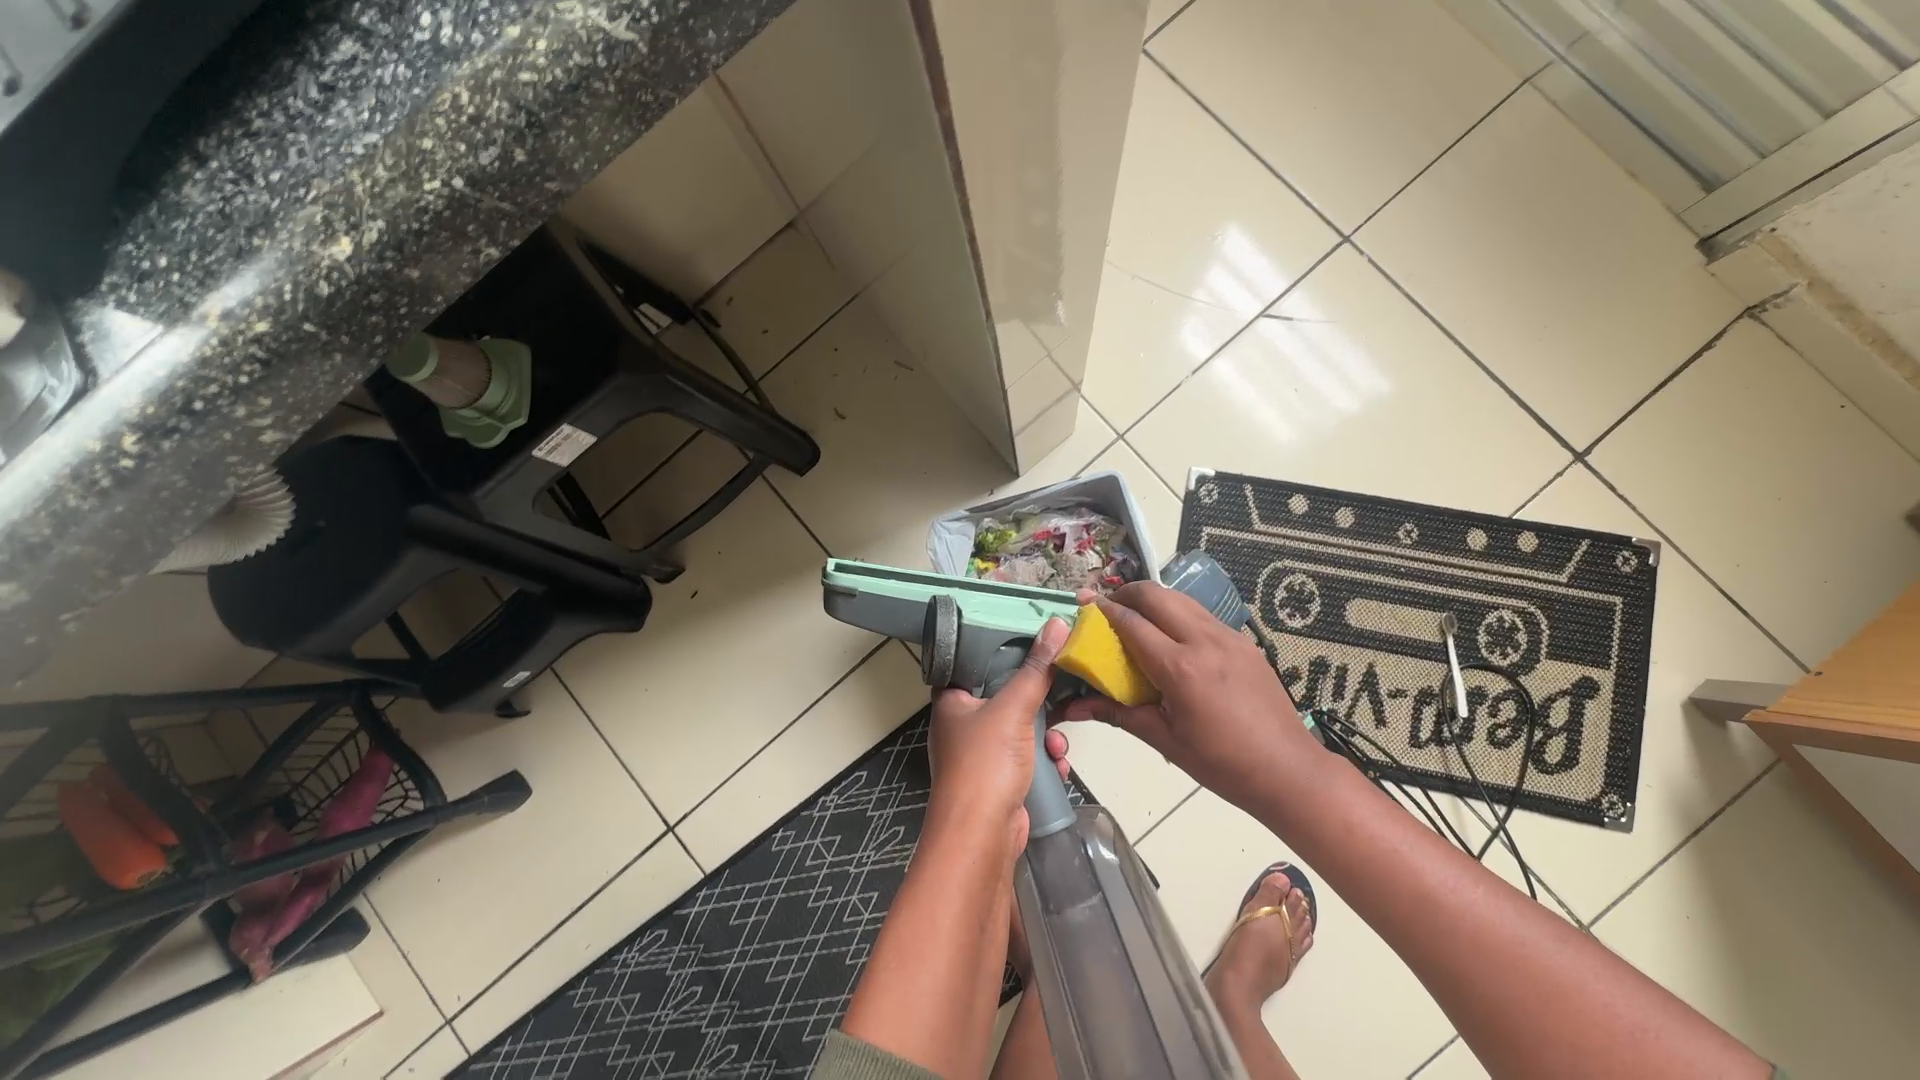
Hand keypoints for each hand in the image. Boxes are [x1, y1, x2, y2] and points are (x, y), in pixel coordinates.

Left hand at [927, 618, 1069, 850]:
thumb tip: (1056, 624)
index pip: (974, 661)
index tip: (1034, 640)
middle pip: (1005, 696)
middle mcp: (962, 724)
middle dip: (1038, 702)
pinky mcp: (1000, 779)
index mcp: (951, 700)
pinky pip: (1028, 758)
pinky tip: (1058, 766)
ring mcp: (981, 755)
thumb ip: (1037, 668)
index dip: (1002, 650)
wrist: (982, 836)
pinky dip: (1045, 760)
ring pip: (1022, 729)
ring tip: (1057, 745)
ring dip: (1046, 736)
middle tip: (1060, 694)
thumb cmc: (985, 764)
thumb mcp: (1013, 709)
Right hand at [1060, 582, 1322, 813]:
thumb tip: (1072, 707)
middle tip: (1106, 605)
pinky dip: (1178, 614)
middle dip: (1126, 593)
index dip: (1104, 610)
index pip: (1132, 624)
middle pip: (1157, 596)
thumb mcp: (1165, 741)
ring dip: (1153, 600)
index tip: (1083, 604)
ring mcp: (1229, 638)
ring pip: (1182, 600)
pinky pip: (1203, 616)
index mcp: (1180, 669)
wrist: (1288, 770)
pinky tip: (1170, 636)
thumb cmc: (1222, 764)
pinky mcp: (1245, 643)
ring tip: (1134, 615)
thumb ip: (1119, 713)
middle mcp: (1205, 642)